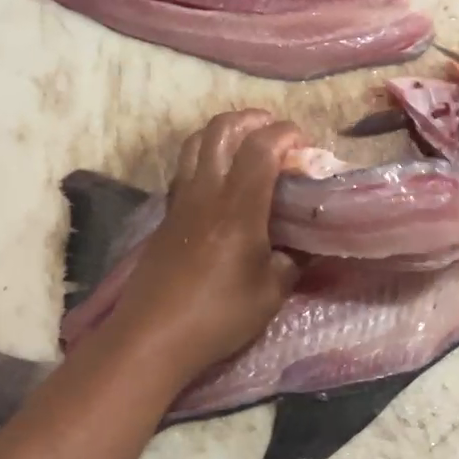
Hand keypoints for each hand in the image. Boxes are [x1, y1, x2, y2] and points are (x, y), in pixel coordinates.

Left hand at [103, 111, 301, 382]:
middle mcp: (206, 192)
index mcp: (238, 207)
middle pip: (221, 129)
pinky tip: (220, 181)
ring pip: (196, 142)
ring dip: (224, 133)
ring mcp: (180, 201)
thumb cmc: (217, 316)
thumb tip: (308, 244)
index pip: (261, 147)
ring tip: (245, 146)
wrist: (151, 338)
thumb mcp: (271, 293)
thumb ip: (294, 260)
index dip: (286, 133)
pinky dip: (206, 157)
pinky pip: (185, 168)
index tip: (304, 143)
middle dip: (251, 120)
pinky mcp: (165, 216)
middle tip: (274, 132)